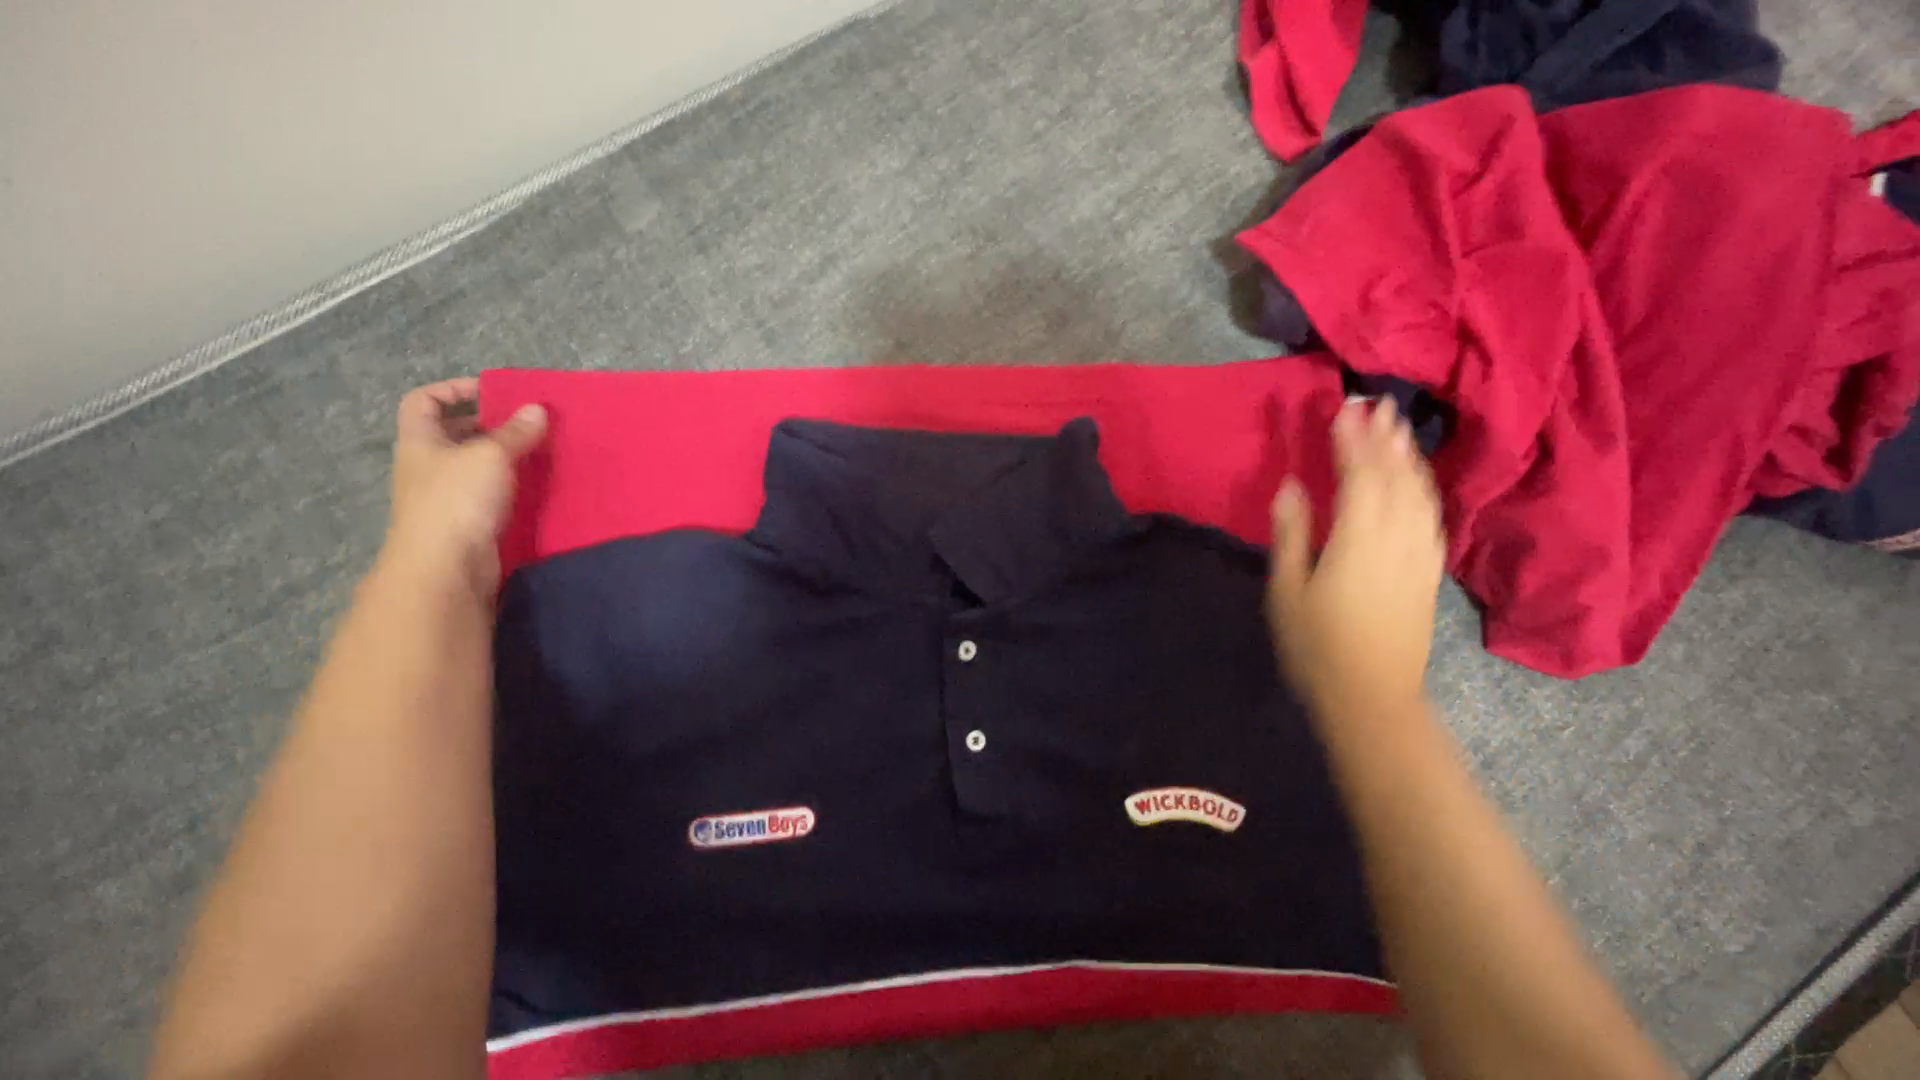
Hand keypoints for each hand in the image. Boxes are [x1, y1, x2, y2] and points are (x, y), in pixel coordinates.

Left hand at [381, 378, 546, 600]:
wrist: (446, 568)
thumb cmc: (457, 500)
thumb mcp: (490, 455)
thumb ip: (515, 432)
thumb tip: (537, 408)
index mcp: (419, 441)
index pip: (423, 401)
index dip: (452, 389)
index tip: (491, 392)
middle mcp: (427, 466)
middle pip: (452, 434)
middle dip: (488, 426)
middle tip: (526, 425)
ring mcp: (445, 498)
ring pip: (474, 467)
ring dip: (504, 459)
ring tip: (539, 453)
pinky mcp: (466, 524)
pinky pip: (489, 496)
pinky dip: (511, 489)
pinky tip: (536, 487)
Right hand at [1268, 398, 1445, 717]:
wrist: (1372, 696)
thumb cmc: (1318, 646)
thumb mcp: (1288, 591)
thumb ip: (1292, 534)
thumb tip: (1291, 485)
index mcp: (1358, 538)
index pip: (1359, 474)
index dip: (1352, 440)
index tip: (1344, 408)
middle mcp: (1397, 537)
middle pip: (1395, 476)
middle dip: (1385, 439)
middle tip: (1377, 404)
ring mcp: (1420, 554)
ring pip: (1419, 493)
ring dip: (1408, 458)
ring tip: (1398, 430)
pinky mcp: (1430, 571)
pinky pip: (1432, 516)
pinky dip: (1424, 489)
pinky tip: (1417, 481)